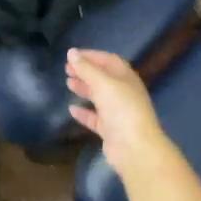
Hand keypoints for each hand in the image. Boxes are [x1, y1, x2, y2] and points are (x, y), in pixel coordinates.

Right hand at [66, 48, 170, 173]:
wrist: (134, 147)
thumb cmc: (121, 108)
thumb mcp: (103, 83)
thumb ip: (86, 68)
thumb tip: (71, 52)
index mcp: (126, 78)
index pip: (109, 60)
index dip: (91, 55)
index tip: (72, 55)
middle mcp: (123, 93)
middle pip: (103, 78)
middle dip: (85, 71)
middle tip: (67, 69)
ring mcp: (117, 112)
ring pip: (98, 96)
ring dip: (84, 88)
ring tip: (68, 83)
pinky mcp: (110, 130)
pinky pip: (95, 117)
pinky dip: (84, 112)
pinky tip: (71, 109)